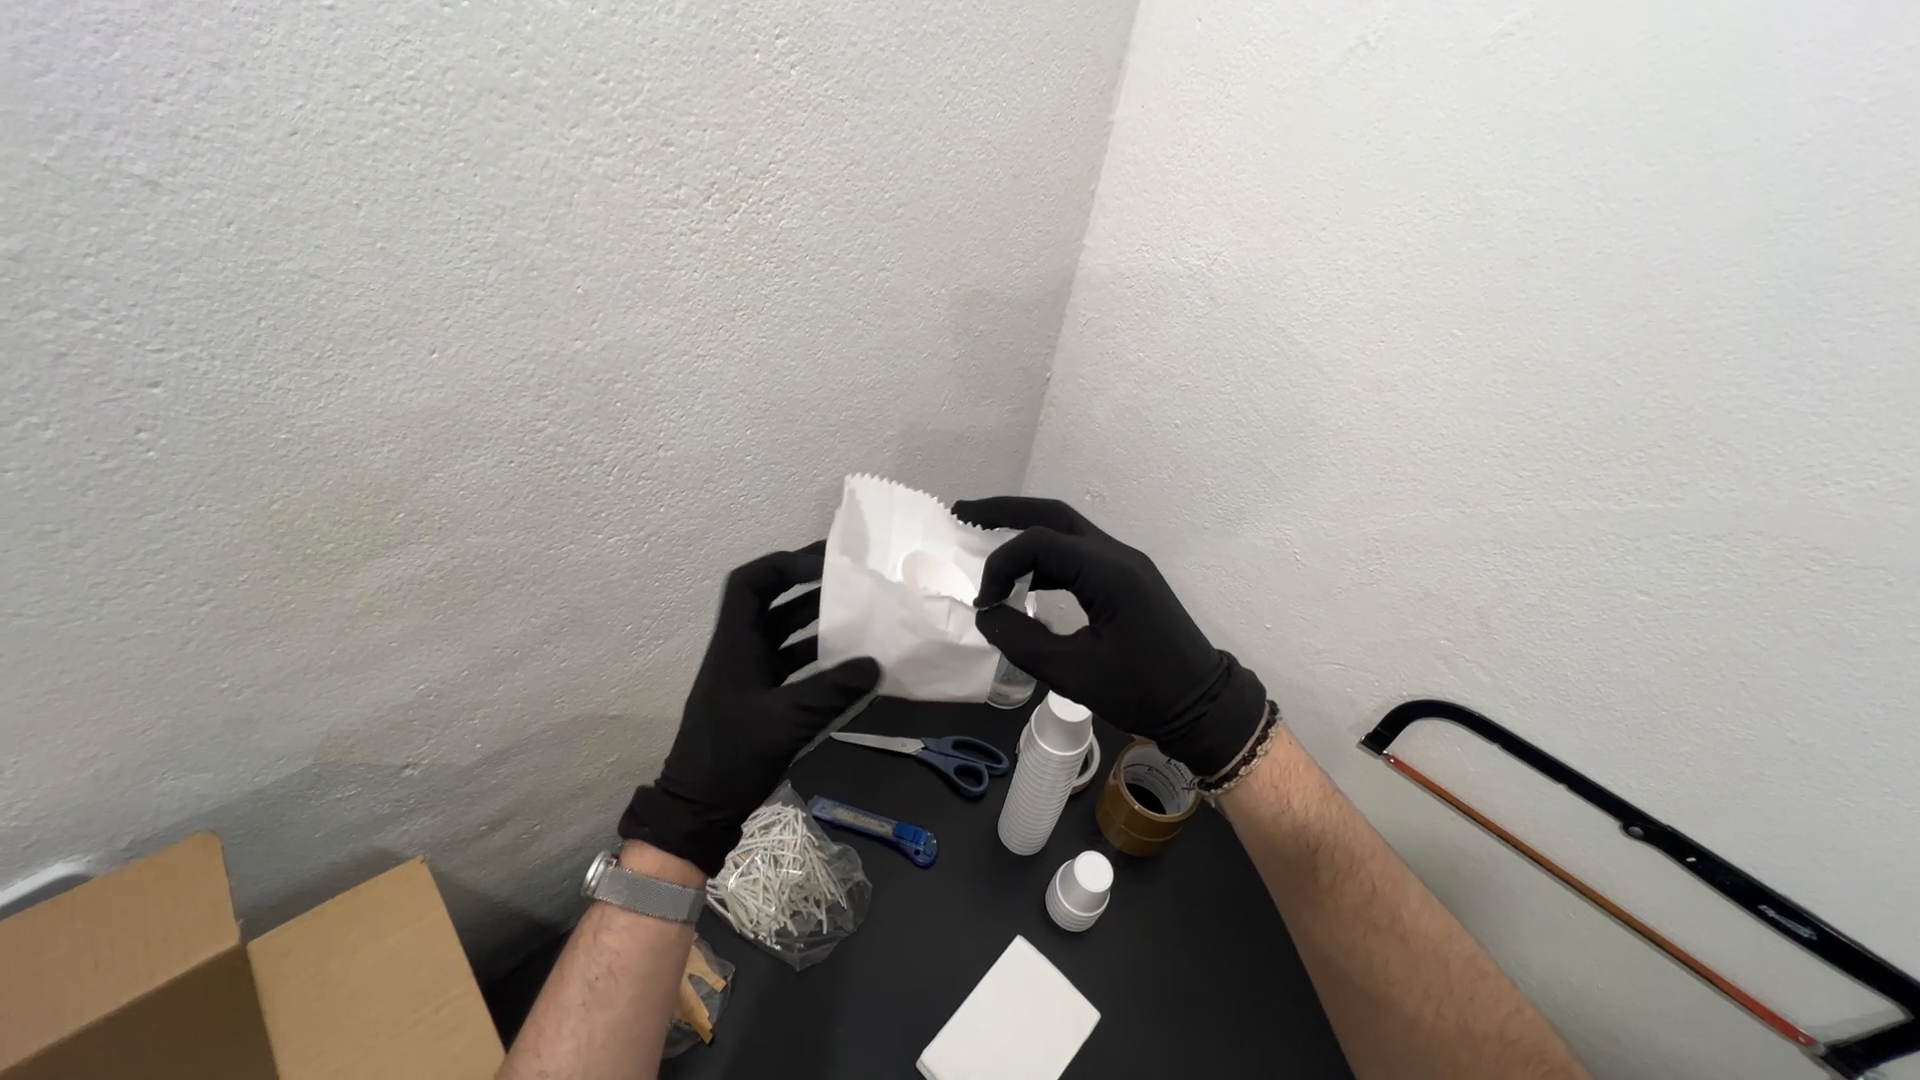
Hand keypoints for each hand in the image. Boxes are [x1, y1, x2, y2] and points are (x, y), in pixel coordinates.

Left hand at [619, 542, 880, 874]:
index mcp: (733, 645)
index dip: (783, 565)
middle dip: (808, 589)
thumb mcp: (787, 721)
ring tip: (858, 617)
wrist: (698, 810)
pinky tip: (849, 667)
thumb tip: (876, 664)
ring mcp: (748, 678)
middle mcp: (739, 653)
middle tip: (850, 581)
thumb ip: (833, 691)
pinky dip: (818, 662)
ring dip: (816, 625)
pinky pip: (791, 667)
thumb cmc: (732, 756)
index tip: (823, 563)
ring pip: (783, 636)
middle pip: (771, 605)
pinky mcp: (759, 702)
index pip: (749, 583)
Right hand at [951, 497, 1265, 778]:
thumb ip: (1021, 641)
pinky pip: (1080, 553)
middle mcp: (1118, 556)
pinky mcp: (1128, 579)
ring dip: (1025, 531)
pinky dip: (1047, 557)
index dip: (1001, 565)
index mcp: (1108, 573)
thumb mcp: (1073, 673)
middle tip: (962, 513)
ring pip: (1068, 530)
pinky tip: (1024, 577)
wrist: (1202, 705)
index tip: (985, 602)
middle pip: (1054, 514)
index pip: (1039, 542)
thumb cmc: (1142, 692)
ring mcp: (1126, 564)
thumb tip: (987, 615)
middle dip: (1005, 511)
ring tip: (984, 537)